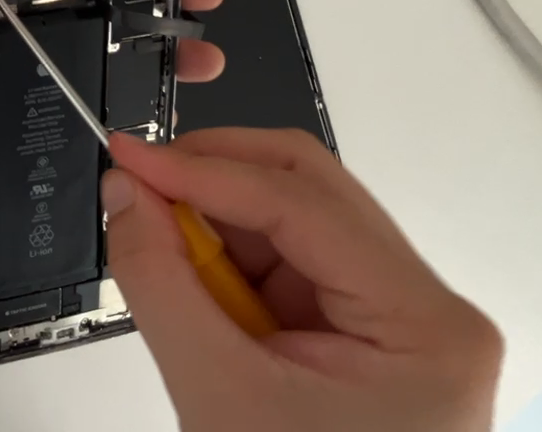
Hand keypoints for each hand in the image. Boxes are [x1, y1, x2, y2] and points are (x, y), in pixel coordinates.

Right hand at [102, 128, 503, 431]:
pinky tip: (196, 281)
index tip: (122, 152)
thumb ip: (157, 276)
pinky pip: (281, 251)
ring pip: (290, 210)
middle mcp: (421, 302)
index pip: (297, 203)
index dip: (200, 168)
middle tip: (141, 179)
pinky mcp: (358, 323)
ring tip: (164, 251)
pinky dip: (225, 248)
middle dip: (215, 172)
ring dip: (215, 213)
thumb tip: (120, 186)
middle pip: (308, 185)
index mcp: (421, 324)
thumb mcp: (214, 389)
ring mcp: (394, 311)